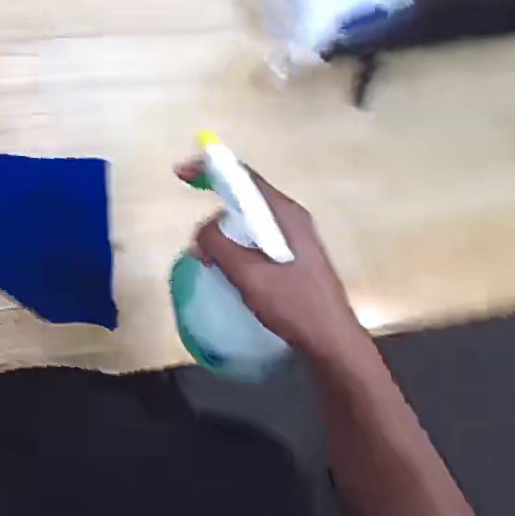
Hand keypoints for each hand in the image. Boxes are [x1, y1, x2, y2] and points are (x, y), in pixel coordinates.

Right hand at [177, 158, 366, 361]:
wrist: (334, 346)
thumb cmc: (294, 306)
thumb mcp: (248, 273)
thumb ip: (218, 244)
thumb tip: (199, 234)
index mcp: (284, 213)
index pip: (242, 176)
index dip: (209, 169)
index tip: (181, 173)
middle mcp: (291, 218)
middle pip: (244, 195)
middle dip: (213, 204)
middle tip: (192, 228)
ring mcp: (295, 238)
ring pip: (249, 219)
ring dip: (223, 230)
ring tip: (206, 254)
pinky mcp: (294, 258)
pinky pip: (256, 237)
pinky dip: (235, 244)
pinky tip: (226, 266)